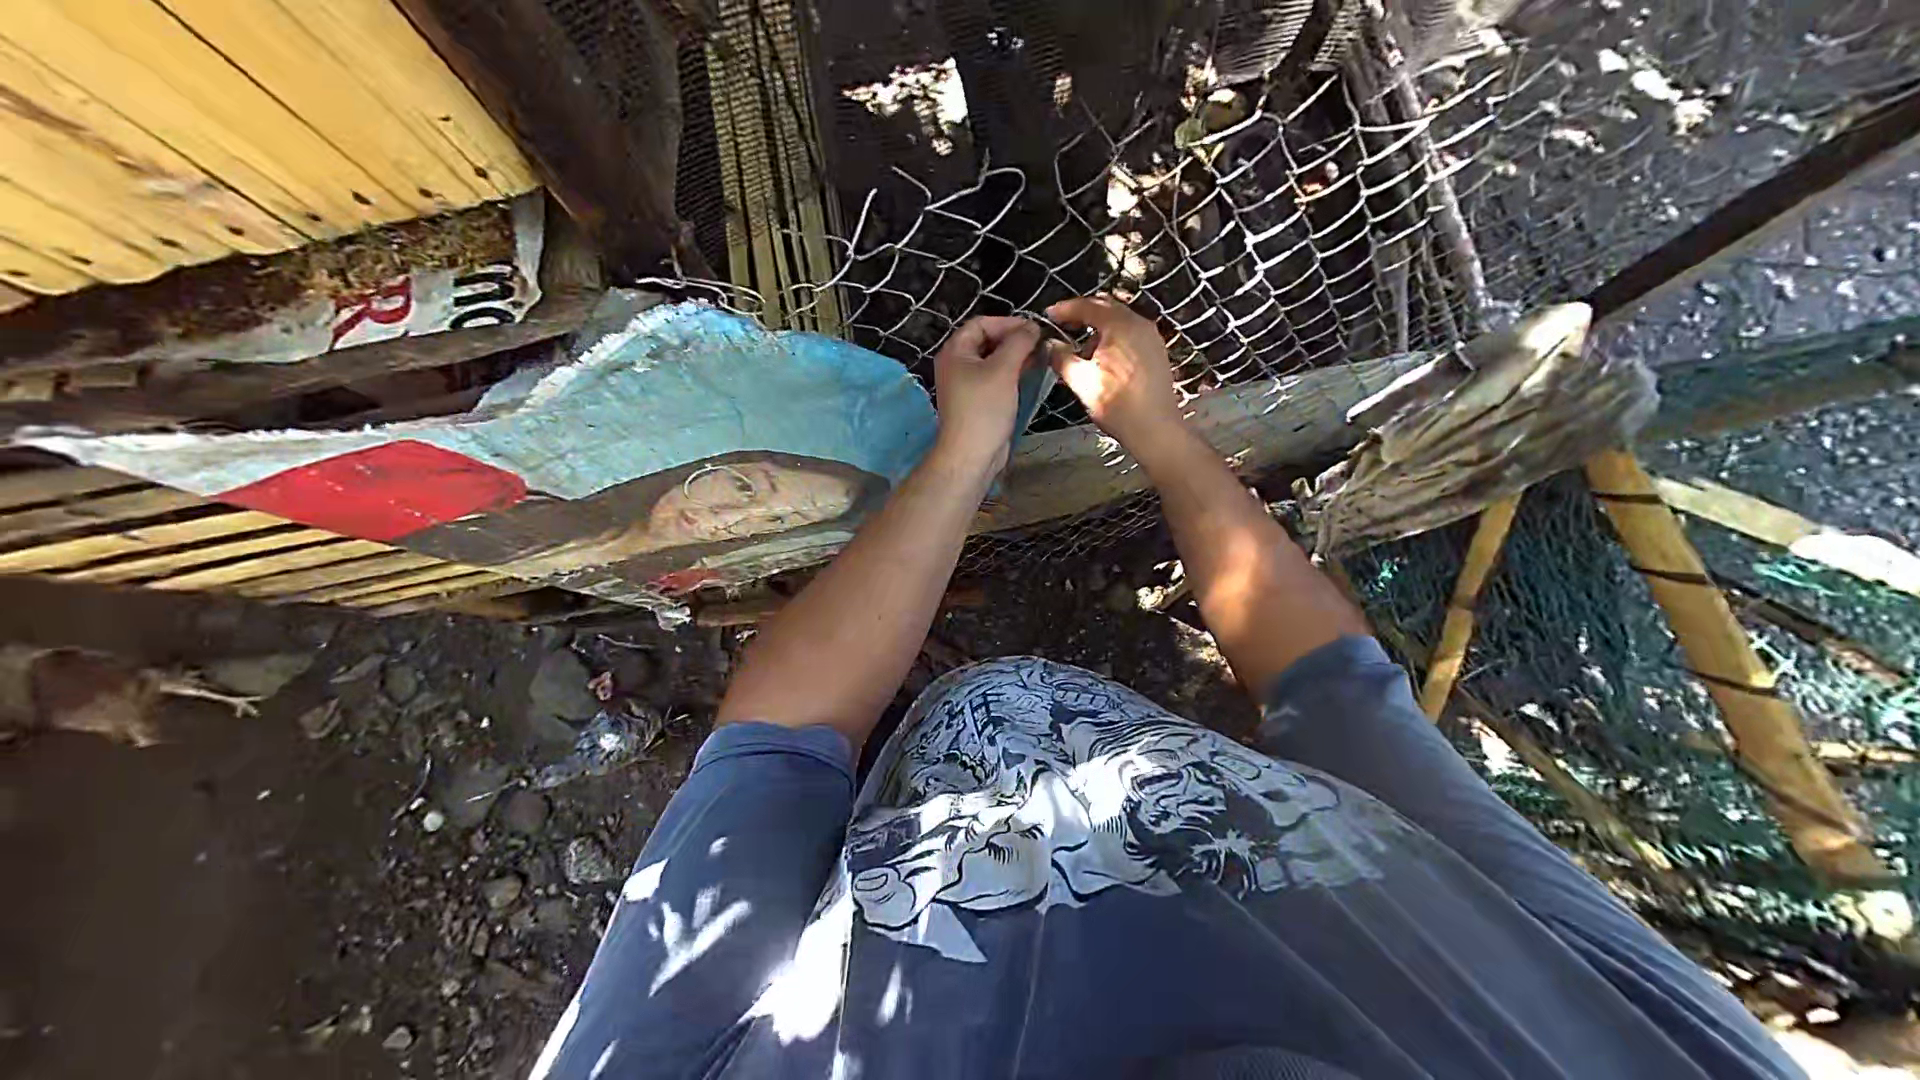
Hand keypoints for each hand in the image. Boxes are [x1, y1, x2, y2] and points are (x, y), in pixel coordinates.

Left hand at [931, 315, 1041, 472]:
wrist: (972, 454)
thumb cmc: (984, 408)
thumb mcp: (1003, 369)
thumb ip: (1019, 342)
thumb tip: (1032, 326)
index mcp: (955, 351)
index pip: (981, 324)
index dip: (1008, 323)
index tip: (1034, 329)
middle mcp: (957, 364)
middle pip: (987, 340)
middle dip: (1014, 339)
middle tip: (1040, 343)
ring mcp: (966, 383)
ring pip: (993, 360)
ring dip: (1016, 356)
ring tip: (1040, 357)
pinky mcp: (977, 400)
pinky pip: (995, 378)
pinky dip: (1012, 372)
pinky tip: (1031, 373)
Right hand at [1045, 296, 1182, 446]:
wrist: (1154, 428)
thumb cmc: (1116, 404)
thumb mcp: (1081, 381)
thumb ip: (1061, 358)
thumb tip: (1050, 345)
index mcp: (1120, 326)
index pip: (1088, 306)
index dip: (1066, 309)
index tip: (1049, 315)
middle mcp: (1140, 324)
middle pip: (1107, 307)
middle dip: (1084, 313)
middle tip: (1064, 324)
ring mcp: (1152, 337)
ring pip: (1121, 320)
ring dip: (1099, 327)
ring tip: (1082, 348)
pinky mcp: (1157, 351)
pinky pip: (1131, 333)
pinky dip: (1114, 337)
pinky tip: (1103, 358)